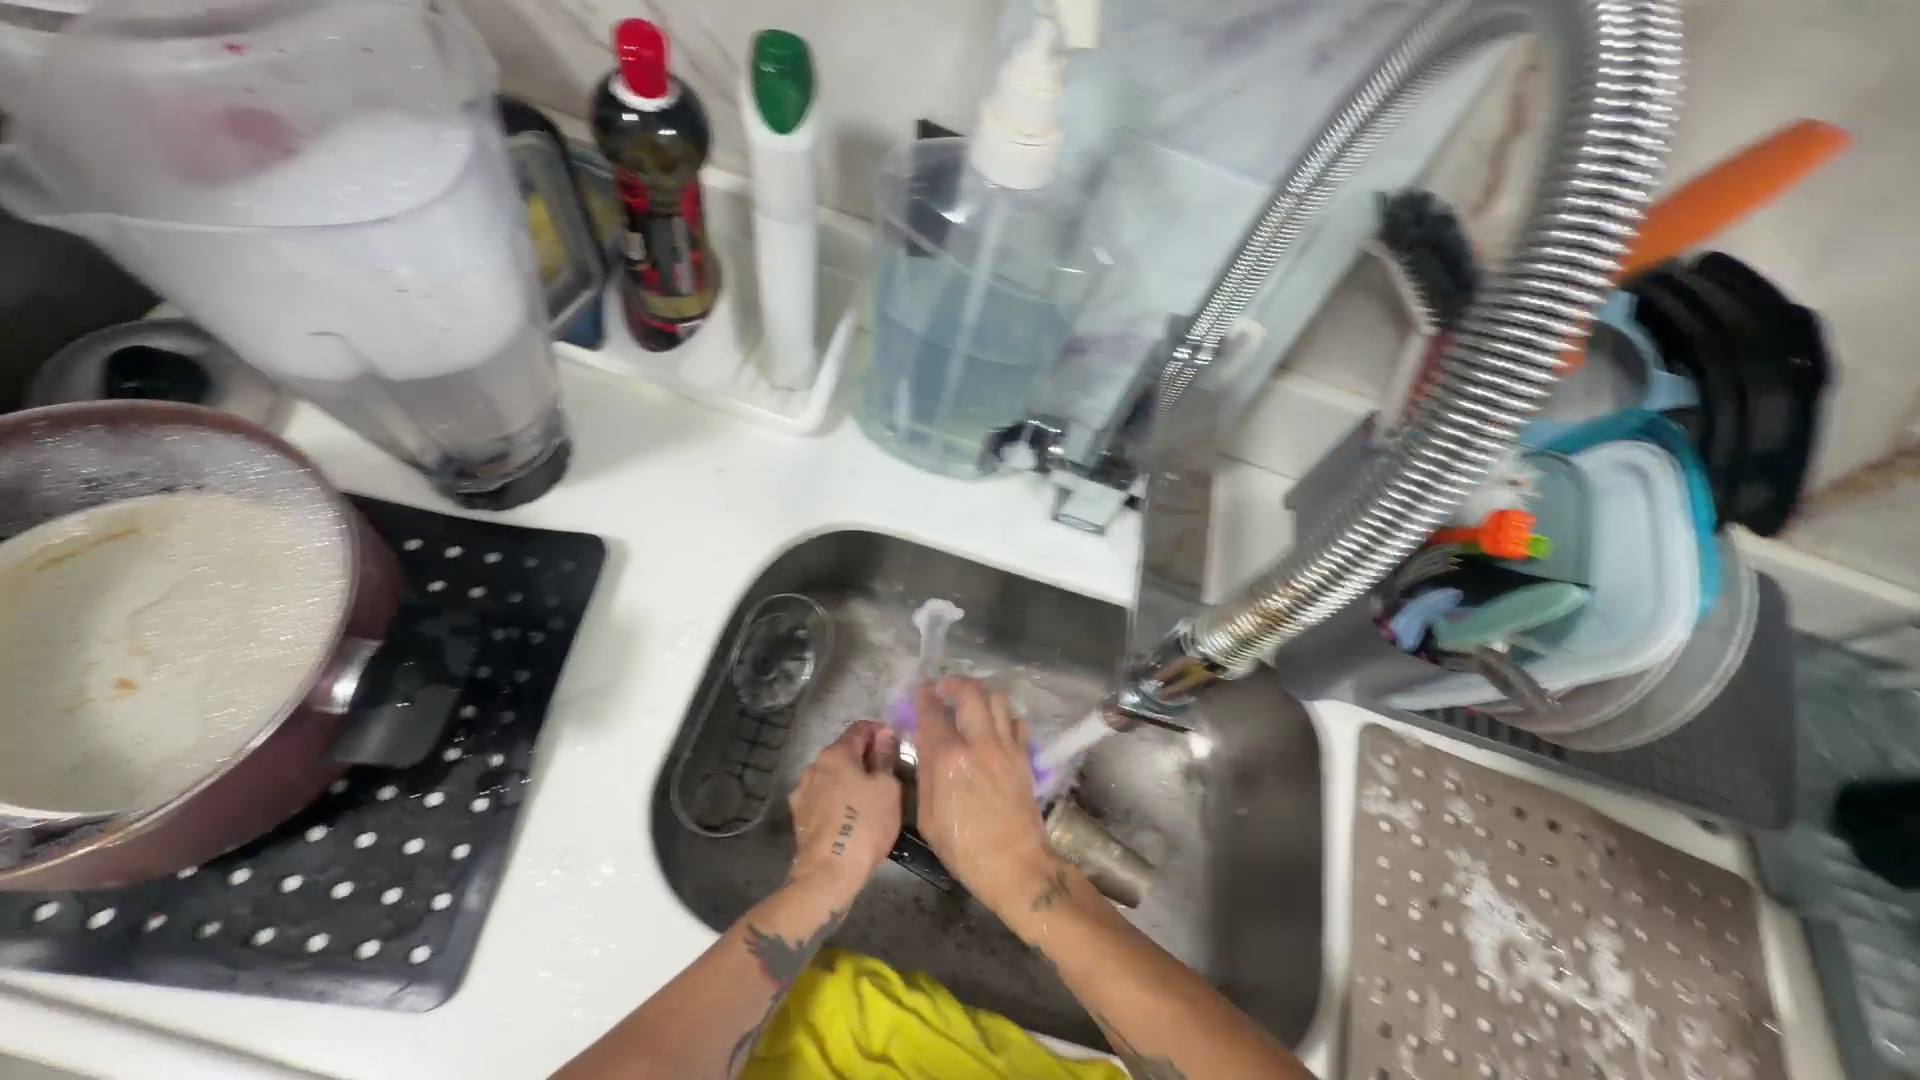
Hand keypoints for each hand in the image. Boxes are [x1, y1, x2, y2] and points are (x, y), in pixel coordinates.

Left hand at [787, 719, 902, 899]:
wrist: (828, 871)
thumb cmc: (864, 824)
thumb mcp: (887, 787)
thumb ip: (885, 756)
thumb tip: (884, 735)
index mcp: (835, 754)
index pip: (860, 728)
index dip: (880, 732)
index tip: (895, 745)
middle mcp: (814, 766)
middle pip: (844, 752)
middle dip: (865, 758)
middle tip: (888, 775)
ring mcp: (802, 791)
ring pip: (832, 775)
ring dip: (850, 779)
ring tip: (870, 798)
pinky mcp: (799, 815)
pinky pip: (823, 796)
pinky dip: (837, 798)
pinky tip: (849, 815)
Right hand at [912, 676, 1059, 917]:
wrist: (1014, 864)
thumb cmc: (963, 848)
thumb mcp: (926, 817)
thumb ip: (924, 775)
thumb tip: (925, 747)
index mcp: (948, 759)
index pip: (932, 714)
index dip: (923, 697)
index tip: (919, 690)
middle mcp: (979, 744)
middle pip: (970, 693)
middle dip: (954, 683)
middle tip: (944, 688)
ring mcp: (1006, 749)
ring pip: (998, 700)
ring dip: (980, 694)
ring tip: (969, 701)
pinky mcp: (1024, 758)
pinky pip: (1016, 723)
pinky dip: (1003, 717)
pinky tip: (994, 727)